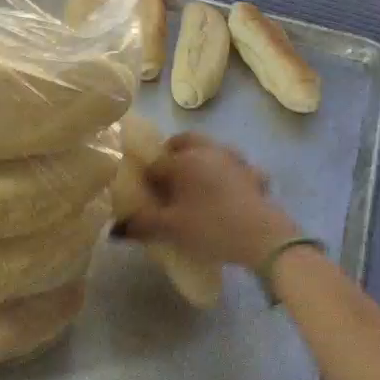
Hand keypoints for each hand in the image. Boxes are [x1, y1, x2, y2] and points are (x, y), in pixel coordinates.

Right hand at [128, 132, 301, 267]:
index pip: (155, 163)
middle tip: (168, 177)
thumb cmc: (211, 227)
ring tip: (197, 183)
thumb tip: (115, 228)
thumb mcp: (171, 229)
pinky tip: (229, 190)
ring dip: (201, 159)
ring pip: (212, 149)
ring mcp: (234, 160)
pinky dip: (230, 174)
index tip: (146, 194)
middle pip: (184, 142)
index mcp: (182, 160)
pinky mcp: (254, 175)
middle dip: (173, 153)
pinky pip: (238, 167)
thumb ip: (141, 225)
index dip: (147, 178)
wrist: (264, 238)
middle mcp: (207, 151)